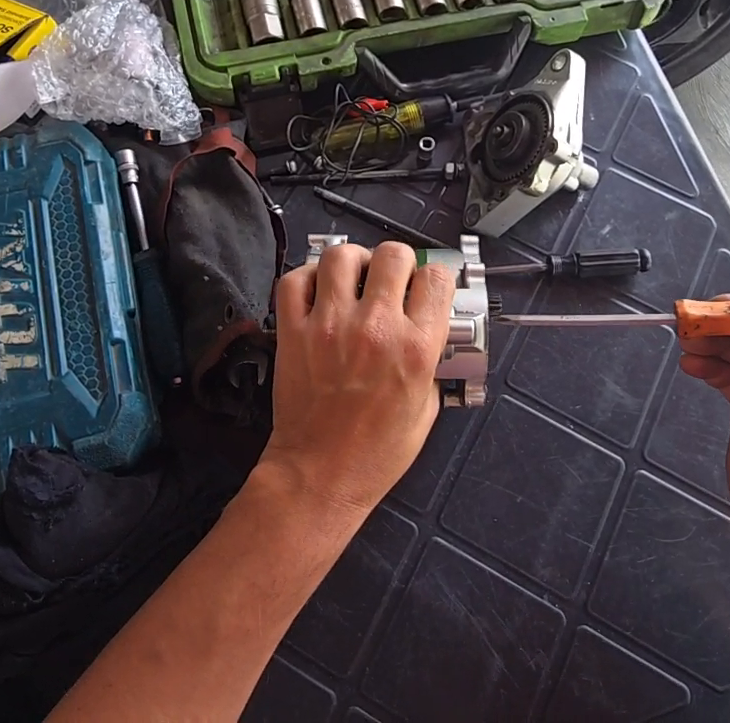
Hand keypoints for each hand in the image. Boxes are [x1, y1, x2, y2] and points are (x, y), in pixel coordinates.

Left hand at [264, 243, 456, 516]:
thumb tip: (428, 329)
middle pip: (392, 255)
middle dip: (396, 263)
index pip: (435, 278)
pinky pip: (295, 280)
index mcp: (416, 348)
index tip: (424, 287)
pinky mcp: (294, 331)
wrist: (320, 475)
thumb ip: (431, 361)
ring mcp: (330, 325)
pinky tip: (318, 293)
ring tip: (352, 280)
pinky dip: (307, 278)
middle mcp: (376, 327)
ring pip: (341, 255)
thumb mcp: (427, 409)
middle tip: (389, 281)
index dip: (433, 278)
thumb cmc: (376, 452)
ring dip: (352, 262)